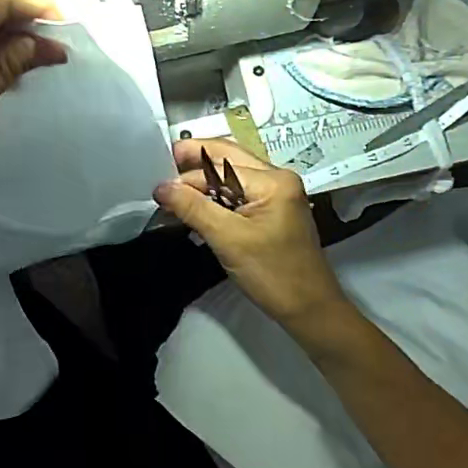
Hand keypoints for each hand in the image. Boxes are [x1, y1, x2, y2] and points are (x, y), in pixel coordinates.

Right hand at [153, 138, 347, 326]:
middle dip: (193, 164)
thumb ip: (193, 208)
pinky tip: (197, 204)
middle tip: (161, 173)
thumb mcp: (228, 240)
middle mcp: (278, 178)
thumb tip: (161, 186)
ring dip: (203, 180)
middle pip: (227, 158)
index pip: (218, 165)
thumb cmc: (273, 275)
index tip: (157, 188)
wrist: (310, 309)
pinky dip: (217, 194)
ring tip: (173, 190)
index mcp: (273, 180)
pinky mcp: (274, 208)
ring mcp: (278, 192)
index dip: (186, 176)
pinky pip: (240, 190)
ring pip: (232, 173)